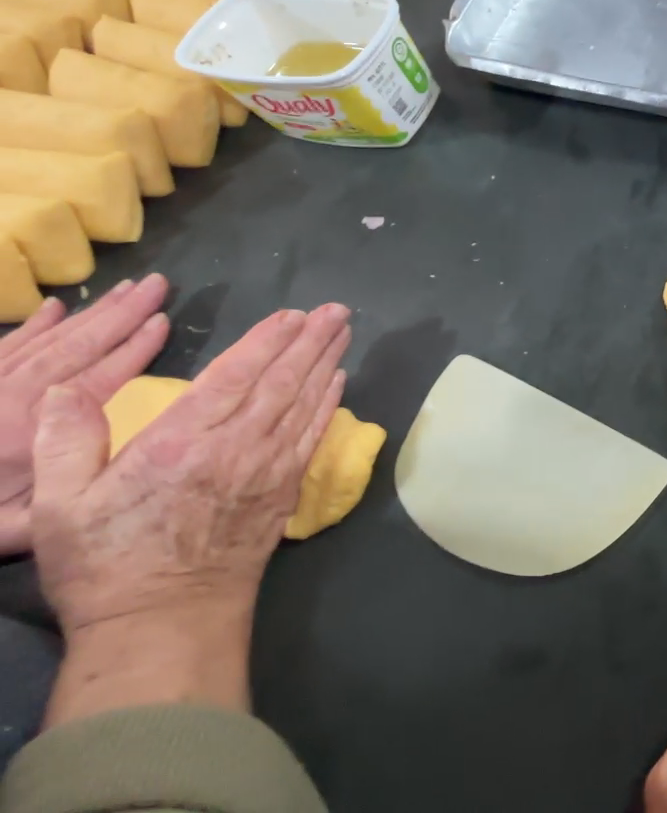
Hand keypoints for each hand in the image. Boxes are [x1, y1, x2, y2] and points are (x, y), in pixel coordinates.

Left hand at [0, 276, 170, 554]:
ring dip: (90, 311)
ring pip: (45, 339)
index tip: (166, 320)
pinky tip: (57, 307)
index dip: (135, 348)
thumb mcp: (15, 527)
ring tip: (126, 287)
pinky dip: (34, 325)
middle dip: (120, 313)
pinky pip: (4, 347)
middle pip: (75, 346)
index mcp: (34, 432)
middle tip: (157, 284)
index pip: (99, 379)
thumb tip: (128, 469)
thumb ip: (67, 498)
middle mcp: (10, 399)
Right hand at [31, 305, 351, 726]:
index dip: (267, 341)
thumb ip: (66, 438)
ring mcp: (268, 467)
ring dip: (326, 363)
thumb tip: (66, 388)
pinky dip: (327, 404)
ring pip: (304, 402)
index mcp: (179, 443)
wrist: (166, 616)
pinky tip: (337, 383)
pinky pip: (312, 434)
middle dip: (311, 342)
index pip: (235, 376)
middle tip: (337, 311)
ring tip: (343, 333)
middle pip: (282, 382)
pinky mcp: (285, 488)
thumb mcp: (61, 503)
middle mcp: (236, 447)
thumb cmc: (105, 562)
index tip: (292, 315)